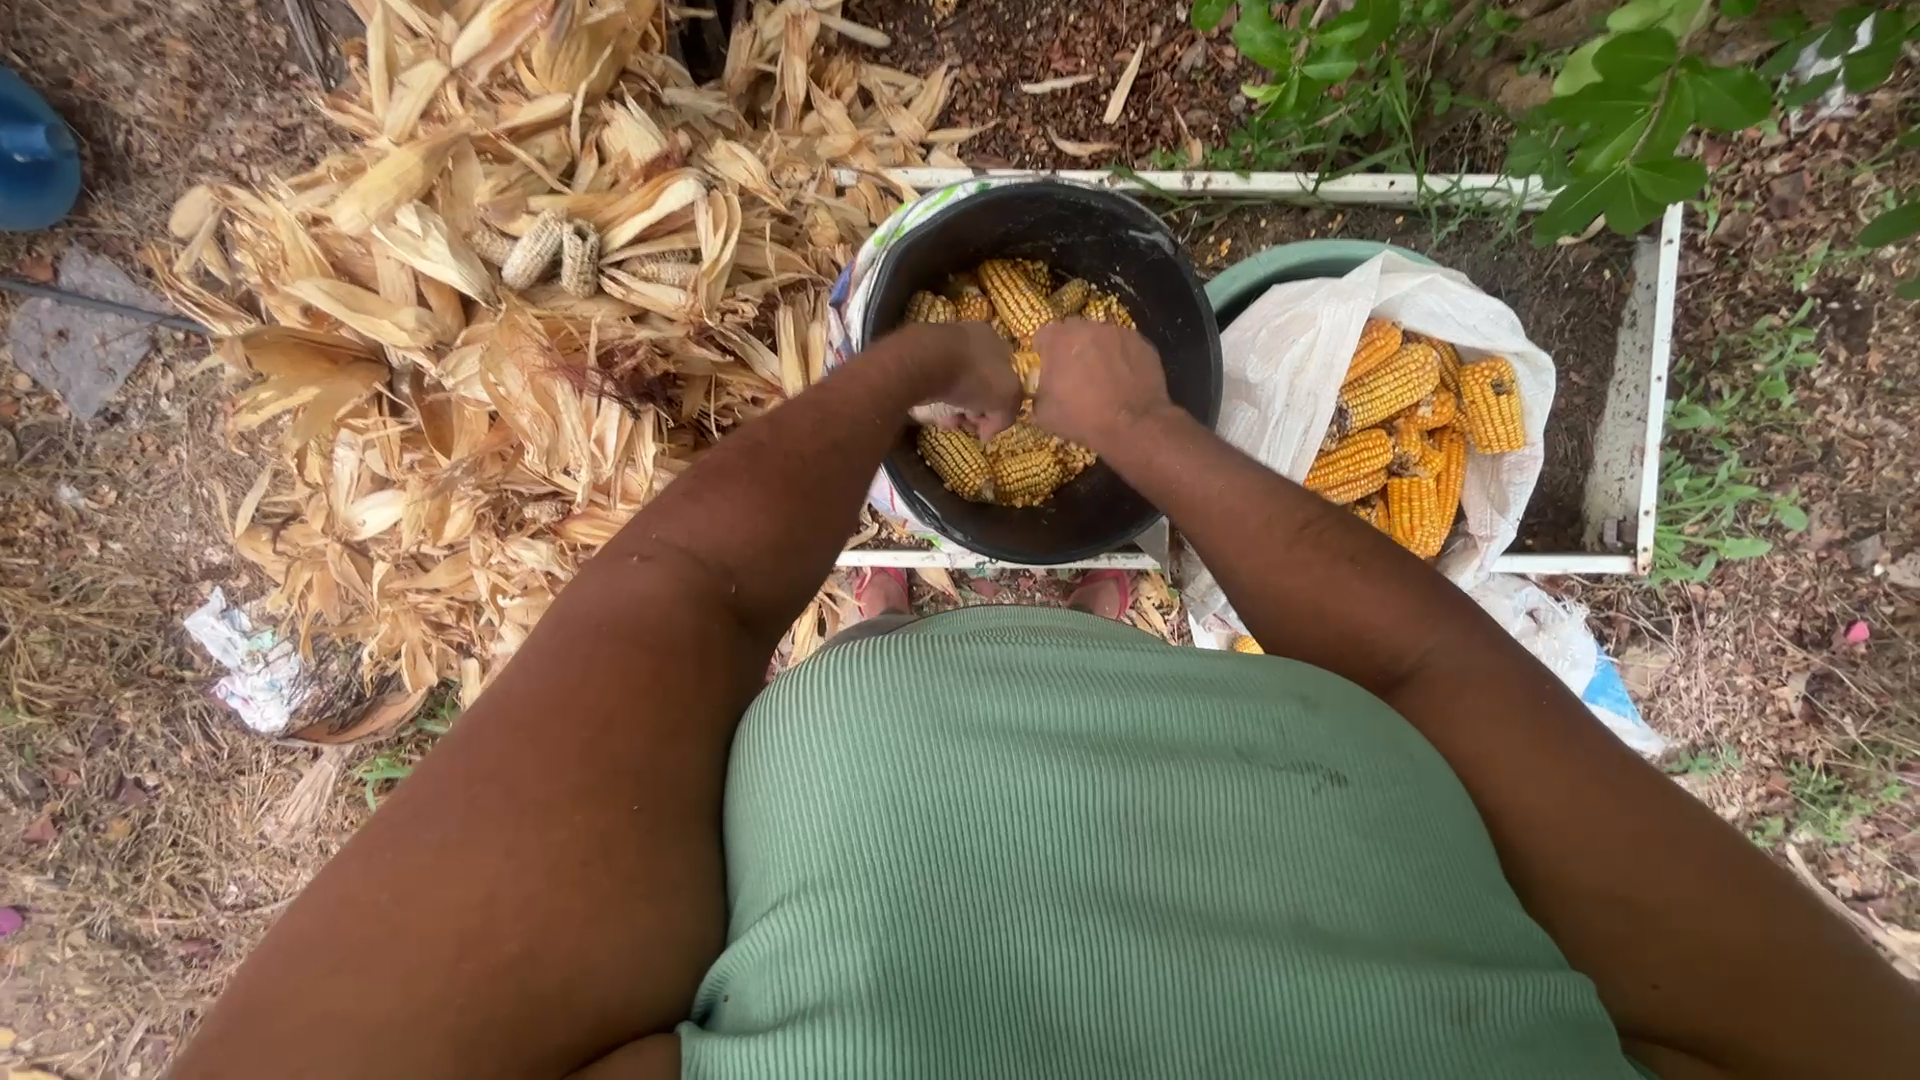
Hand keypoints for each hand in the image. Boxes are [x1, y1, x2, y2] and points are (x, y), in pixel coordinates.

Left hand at [903, 322, 1021, 438]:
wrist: (925, 364)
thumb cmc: (974, 376)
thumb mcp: (1007, 396)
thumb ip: (1007, 414)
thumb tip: (987, 432)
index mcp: (994, 341)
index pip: (1004, 376)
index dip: (1000, 403)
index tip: (989, 420)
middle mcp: (969, 340)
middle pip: (979, 385)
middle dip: (976, 409)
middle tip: (969, 422)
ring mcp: (941, 348)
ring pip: (956, 388)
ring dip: (956, 410)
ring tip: (949, 421)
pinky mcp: (918, 361)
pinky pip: (933, 388)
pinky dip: (936, 404)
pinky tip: (934, 414)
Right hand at [1031, 319, 1173, 449]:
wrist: (1133, 427)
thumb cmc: (1081, 419)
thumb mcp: (1042, 413)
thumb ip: (1035, 391)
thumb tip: (1038, 389)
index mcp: (1058, 339)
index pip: (1043, 335)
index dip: (1043, 353)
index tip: (1048, 370)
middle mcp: (1088, 327)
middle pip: (1073, 330)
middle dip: (1070, 347)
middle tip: (1074, 373)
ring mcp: (1118, 332)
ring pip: (1100, 336)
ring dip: (1097, 351)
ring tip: (1103, 377)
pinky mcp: (1142, 342)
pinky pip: (1124, 345)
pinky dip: (1120, 357)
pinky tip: (1123, 379)